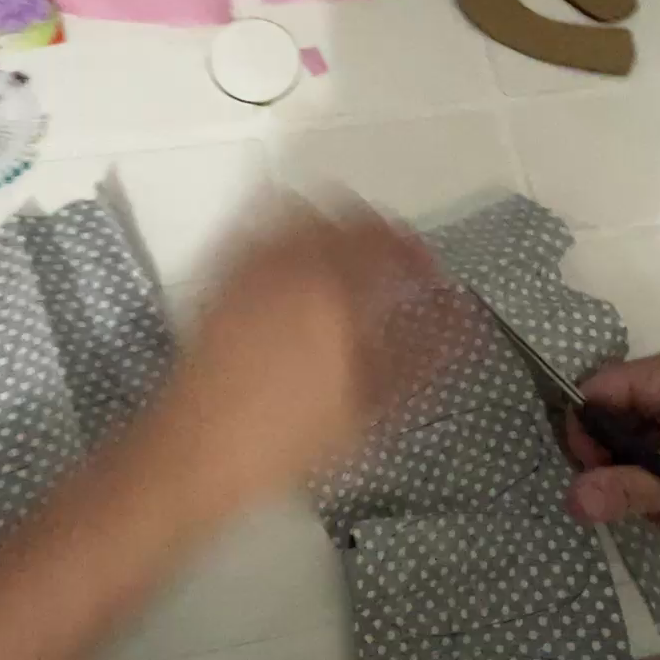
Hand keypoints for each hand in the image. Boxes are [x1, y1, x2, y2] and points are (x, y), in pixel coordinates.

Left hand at [153, 198, 458, 508]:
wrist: (194, 451)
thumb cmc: (285, 438)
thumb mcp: (368, 406)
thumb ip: (425, 352)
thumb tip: (464, 314)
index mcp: (334, 291)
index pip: (392, 245)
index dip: (419, 257)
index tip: (429, 279)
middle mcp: (291, 262)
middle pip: (352, 217)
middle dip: (384, 237)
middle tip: (395, 270)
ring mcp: (249, 263)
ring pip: (306, 209)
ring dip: (339, 224)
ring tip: (350, 261)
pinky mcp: (220, 273)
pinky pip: (259, 223)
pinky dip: (288, 225)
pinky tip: (296, 258)